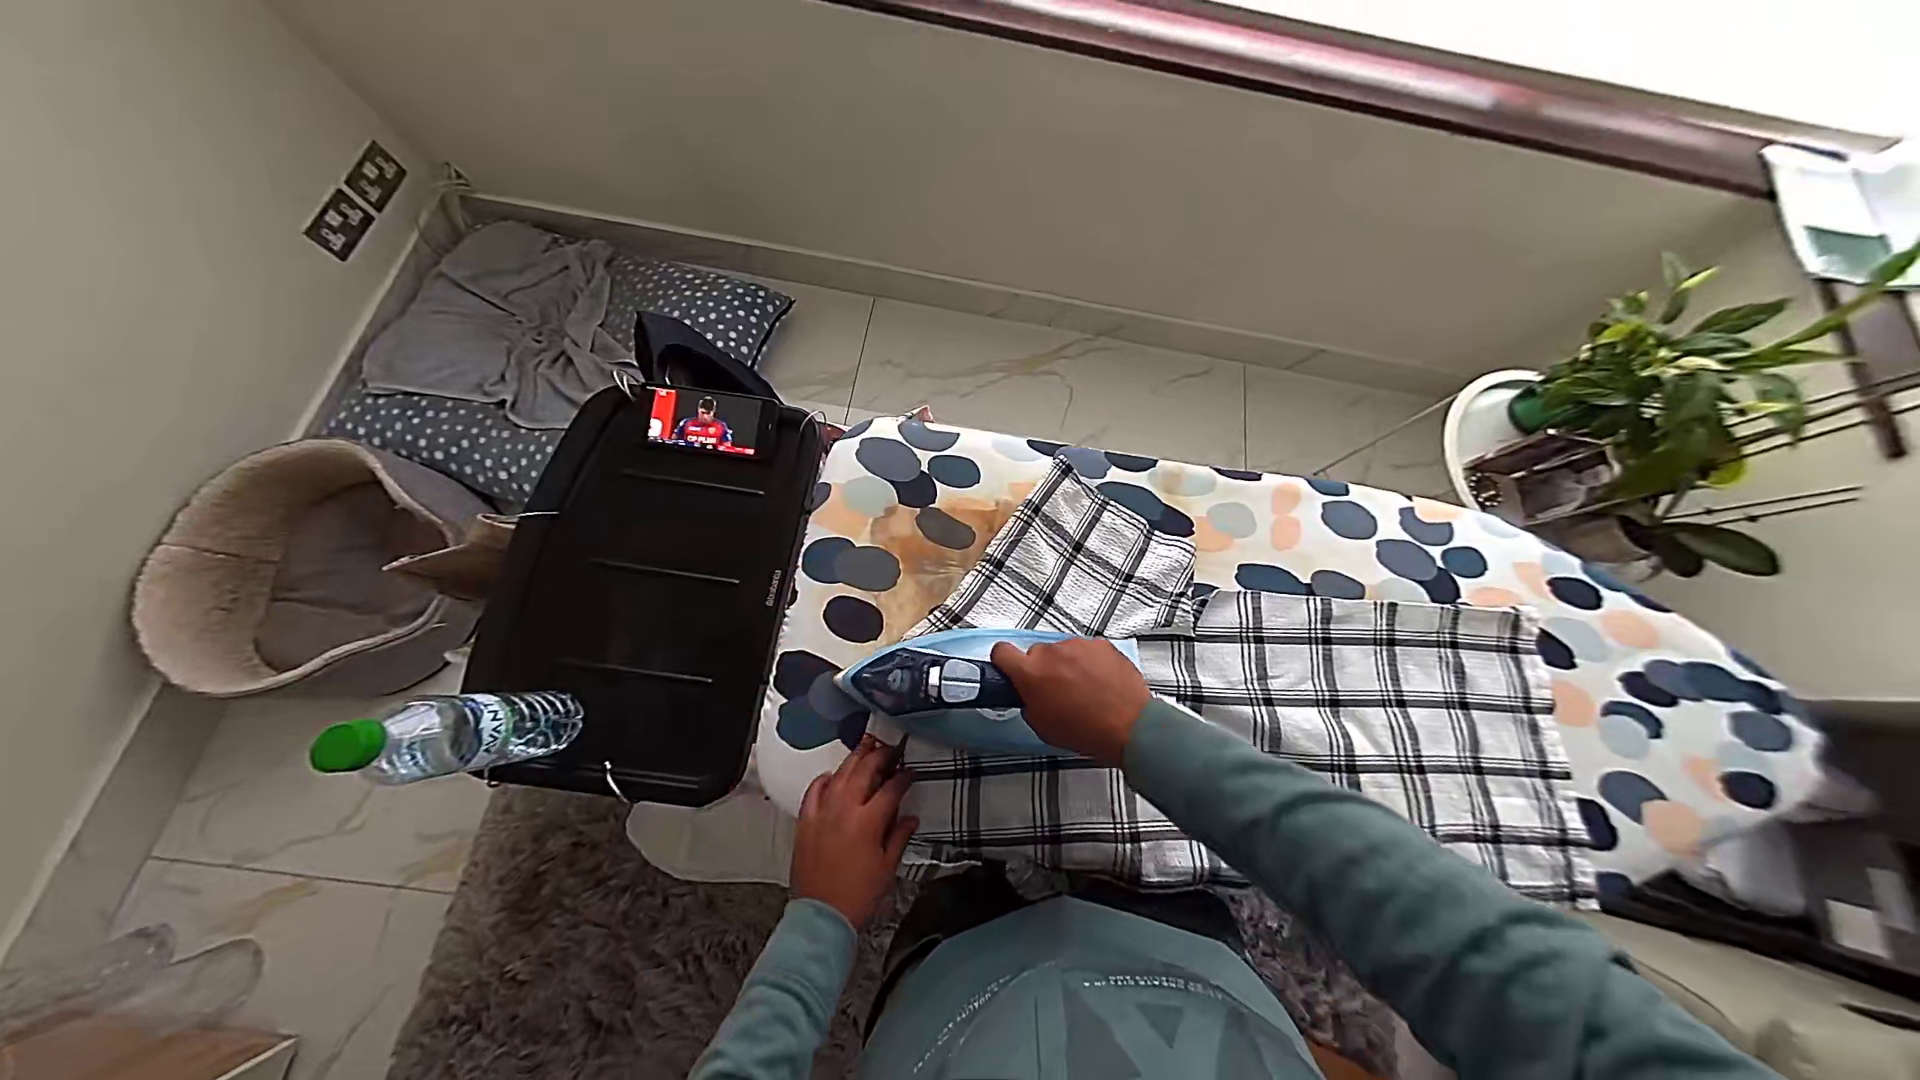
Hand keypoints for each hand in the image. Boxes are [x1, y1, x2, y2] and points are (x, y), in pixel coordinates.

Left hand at [791, 735, 917, 927]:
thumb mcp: (887, 867)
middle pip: (864, 770)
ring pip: (839, 774)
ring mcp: (822, 814)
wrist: (821, 917)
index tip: (909, 773)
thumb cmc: (855, 896)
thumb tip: (910, 819)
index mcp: (868, 822)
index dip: (903, 777)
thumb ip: (899, 837)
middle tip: (890, 750)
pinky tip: (832, 775)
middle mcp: (844, 811)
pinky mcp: (806, 821)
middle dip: (880, 756)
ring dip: (854, 759)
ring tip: (866, 748)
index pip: (891, 788)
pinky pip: (814, 790)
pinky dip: (824, 779)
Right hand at [991, 638, 1150, 766]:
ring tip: (1083, 689)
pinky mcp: (1100, 644)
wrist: (1130, 728)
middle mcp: (1052, 653)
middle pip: (1037, 652)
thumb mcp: (1042, 727)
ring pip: (1063, 650)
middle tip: (1055, 690)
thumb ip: (1028, 702)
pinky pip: (1087, 649)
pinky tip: (1098, 682)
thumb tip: (1030, 696)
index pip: (1001, 651)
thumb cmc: (1089, 731)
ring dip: (1068, 665)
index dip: (1004, 660)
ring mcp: (1078, 646)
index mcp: (1030, 673)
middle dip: (1043, 668)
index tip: (1009, 666)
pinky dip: (1090, 662)